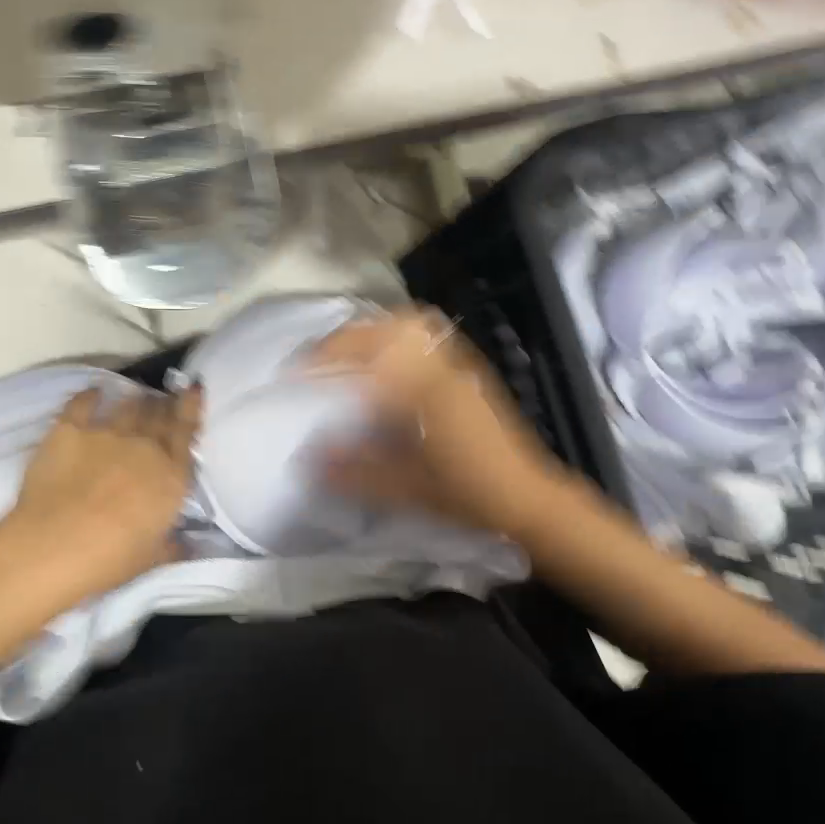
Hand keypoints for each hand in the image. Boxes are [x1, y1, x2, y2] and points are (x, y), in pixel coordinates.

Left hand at [0, 386, 201, 661]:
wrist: (54, 547)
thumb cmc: (110, 560)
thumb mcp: (153, 557)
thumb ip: (172, 544)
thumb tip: (188, 544)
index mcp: (171, 477)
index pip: (187, 431)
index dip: (191, 407)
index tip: (192, 390)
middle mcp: (144, 446)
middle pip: (158, 414)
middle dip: (164, 404)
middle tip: (164, 399)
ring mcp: (105, 434)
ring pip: (128, 405)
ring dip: (135, 400)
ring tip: (136, 397)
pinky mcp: (68, 430)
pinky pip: (82, 403)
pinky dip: (90, 395)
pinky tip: (94, 392)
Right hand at [310, 308, 563, 538]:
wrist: (528, 498)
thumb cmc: (468, 495)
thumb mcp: (406, 489)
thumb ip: (354, 471)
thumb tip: (307, 458)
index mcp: (423, 392)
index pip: (364, 358)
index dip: (324, 359)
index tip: (296, 373)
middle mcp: (441, 368)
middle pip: (387, 328)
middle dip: (346, 337)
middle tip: (318, 357)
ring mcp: (458, 366)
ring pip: (410, 326)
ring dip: (373, 332)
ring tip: (346, 354)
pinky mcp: (468, 373)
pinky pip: (426, 338)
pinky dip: (396, 339)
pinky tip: (383, 365)